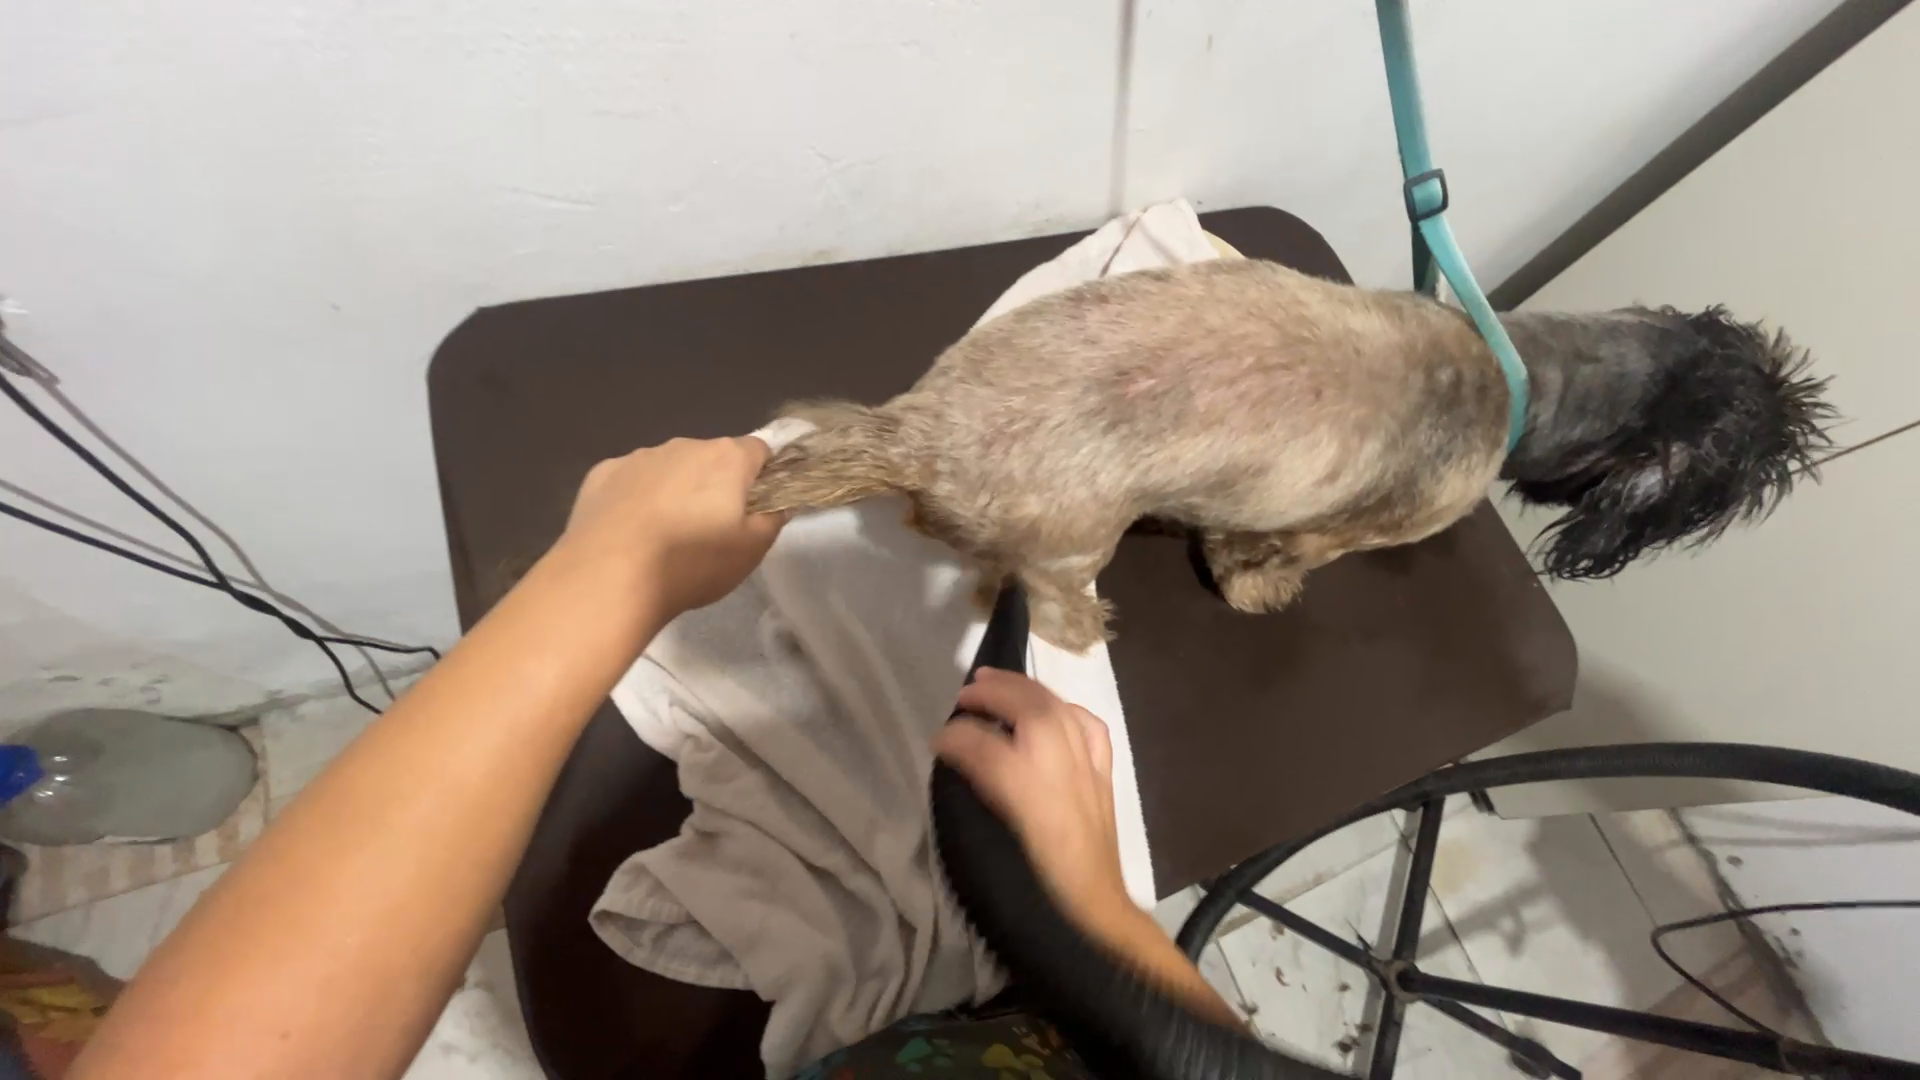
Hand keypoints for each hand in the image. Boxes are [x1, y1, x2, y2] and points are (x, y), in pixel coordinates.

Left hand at [558, 436, 785, 618]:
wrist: (607, 577)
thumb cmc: (692, 562)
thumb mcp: (751, 550)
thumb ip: (773, 519)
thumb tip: (778, 504)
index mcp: (727, 458)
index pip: (760, 450)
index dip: (764, 475)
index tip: (758, 505)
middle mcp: (684, 445)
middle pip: (713, 457)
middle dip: (717, 484)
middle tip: (713, 528)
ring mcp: (638, 457)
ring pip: (671, 467)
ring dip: (677, 489)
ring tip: (668, 535)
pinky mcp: (601, 473)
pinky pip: (632, 480)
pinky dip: (638, 498)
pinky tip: (633, 531)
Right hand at [934, 670, 1131, 934]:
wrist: (1090, 915)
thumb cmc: (1032, 891)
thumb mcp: (986, 851)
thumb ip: (970, 797)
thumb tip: (954, 763)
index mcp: (1027, 791)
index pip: (984, 744)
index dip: (955, 736)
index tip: (936, 740)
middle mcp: (1060, 770)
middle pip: (1029, 708)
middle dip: (994, 692)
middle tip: (964, 693)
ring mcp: (1086, 768)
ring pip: (1058, 708)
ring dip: (1025, 688)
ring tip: (997, 682)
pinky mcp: (1102, 774)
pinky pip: (1087, 725)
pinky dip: (1064, 708)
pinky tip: (1049, 708)